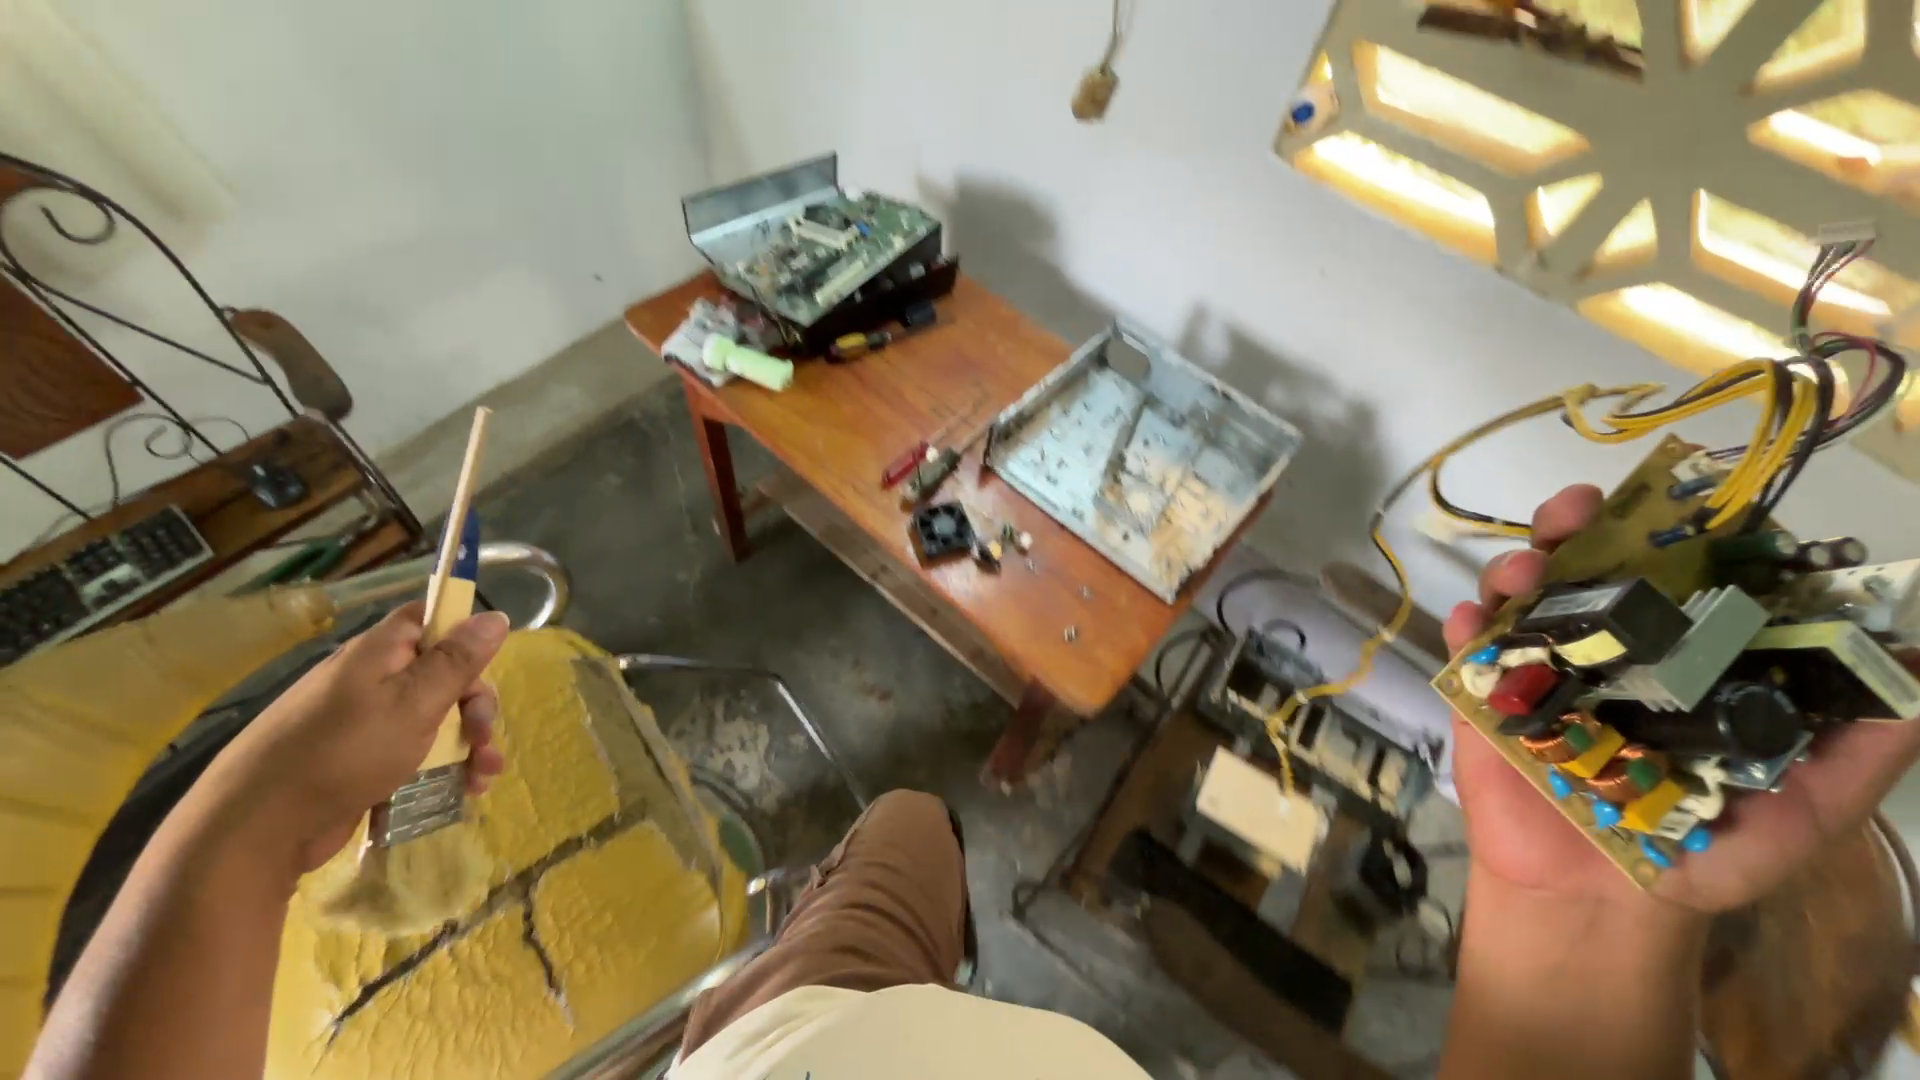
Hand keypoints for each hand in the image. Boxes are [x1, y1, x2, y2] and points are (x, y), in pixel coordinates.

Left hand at [185, 601, 510, 875]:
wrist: (255, 831)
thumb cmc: (343, 754)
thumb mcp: (414, 703)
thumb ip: (458, 660)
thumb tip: (495, 614)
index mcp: (380, 654)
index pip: (429, 617)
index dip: (465, 631)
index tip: (491, 662)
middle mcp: (372, 680)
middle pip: (444, 674)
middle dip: (476, 705)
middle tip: (484, 737)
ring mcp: (366, 722)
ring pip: (436, 719)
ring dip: (469, 743)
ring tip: (483, 777)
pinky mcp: (363, 761)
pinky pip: (416, 753)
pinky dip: (444, 768)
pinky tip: (463, 790)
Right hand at [1444, 485, 1919, 912]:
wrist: (1596, 898)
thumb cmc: (1697, 852)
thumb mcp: (1803, 809)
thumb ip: (1853, 751)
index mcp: (1672, 664)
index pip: (1672, 583)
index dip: (1673, 538)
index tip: (1675, 510)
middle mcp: (1602, 651)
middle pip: (1583, 572)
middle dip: (1575, 530)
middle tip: (1575, 510)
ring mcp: (1537, 671)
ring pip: (1520, 599)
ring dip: (1514, 569)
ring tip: (1521, 568)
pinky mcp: (1484, 698)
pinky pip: (1466, 652)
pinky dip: (1464, 626)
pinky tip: (1471, 617)